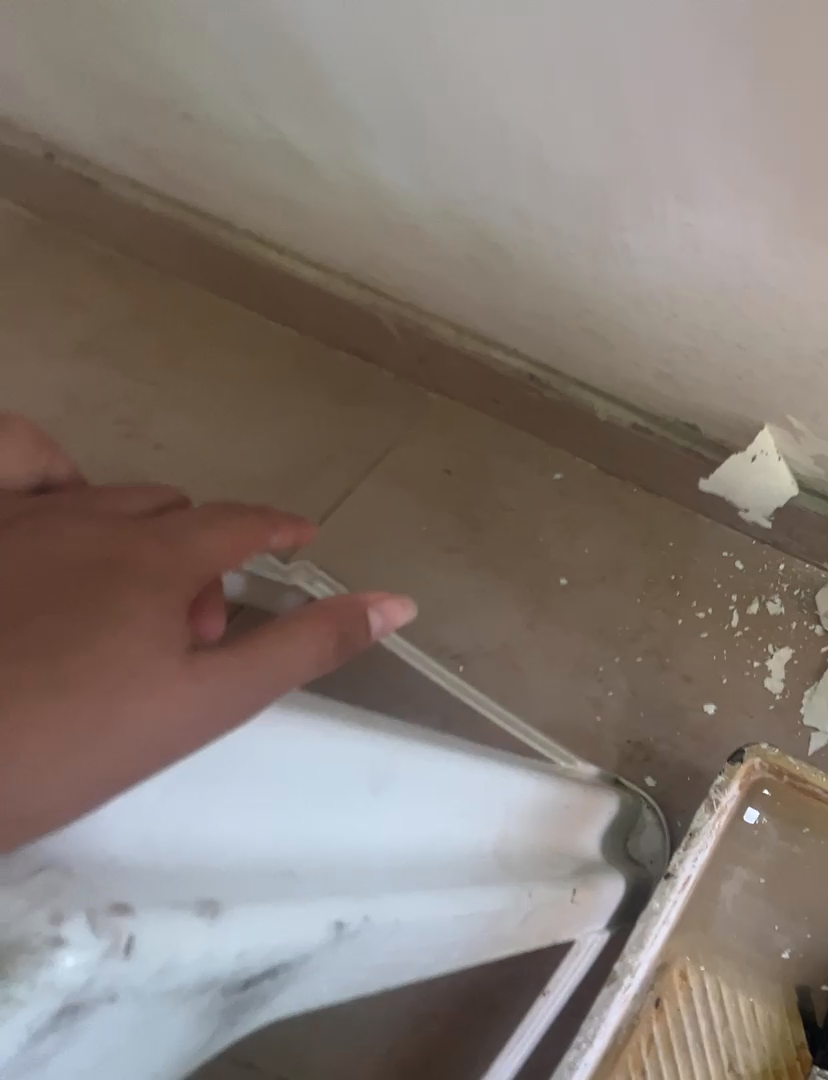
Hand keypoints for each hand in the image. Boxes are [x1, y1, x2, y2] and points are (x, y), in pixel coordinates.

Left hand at [0, 414, 415, 849]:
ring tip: (111, 576)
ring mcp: (0, 520)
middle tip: (184, 629)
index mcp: (155, 559)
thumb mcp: (206, 704)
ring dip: (128, 522)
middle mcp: (80, 521)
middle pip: (175, 511)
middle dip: (202, 556)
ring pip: (94, 487)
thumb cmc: (56, 744)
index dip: (281, 530)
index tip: (299, 543)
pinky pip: (7, 459)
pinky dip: (37, 473)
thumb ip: (307, 645)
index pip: (244, 523)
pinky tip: (40, 518)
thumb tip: (398, 603)